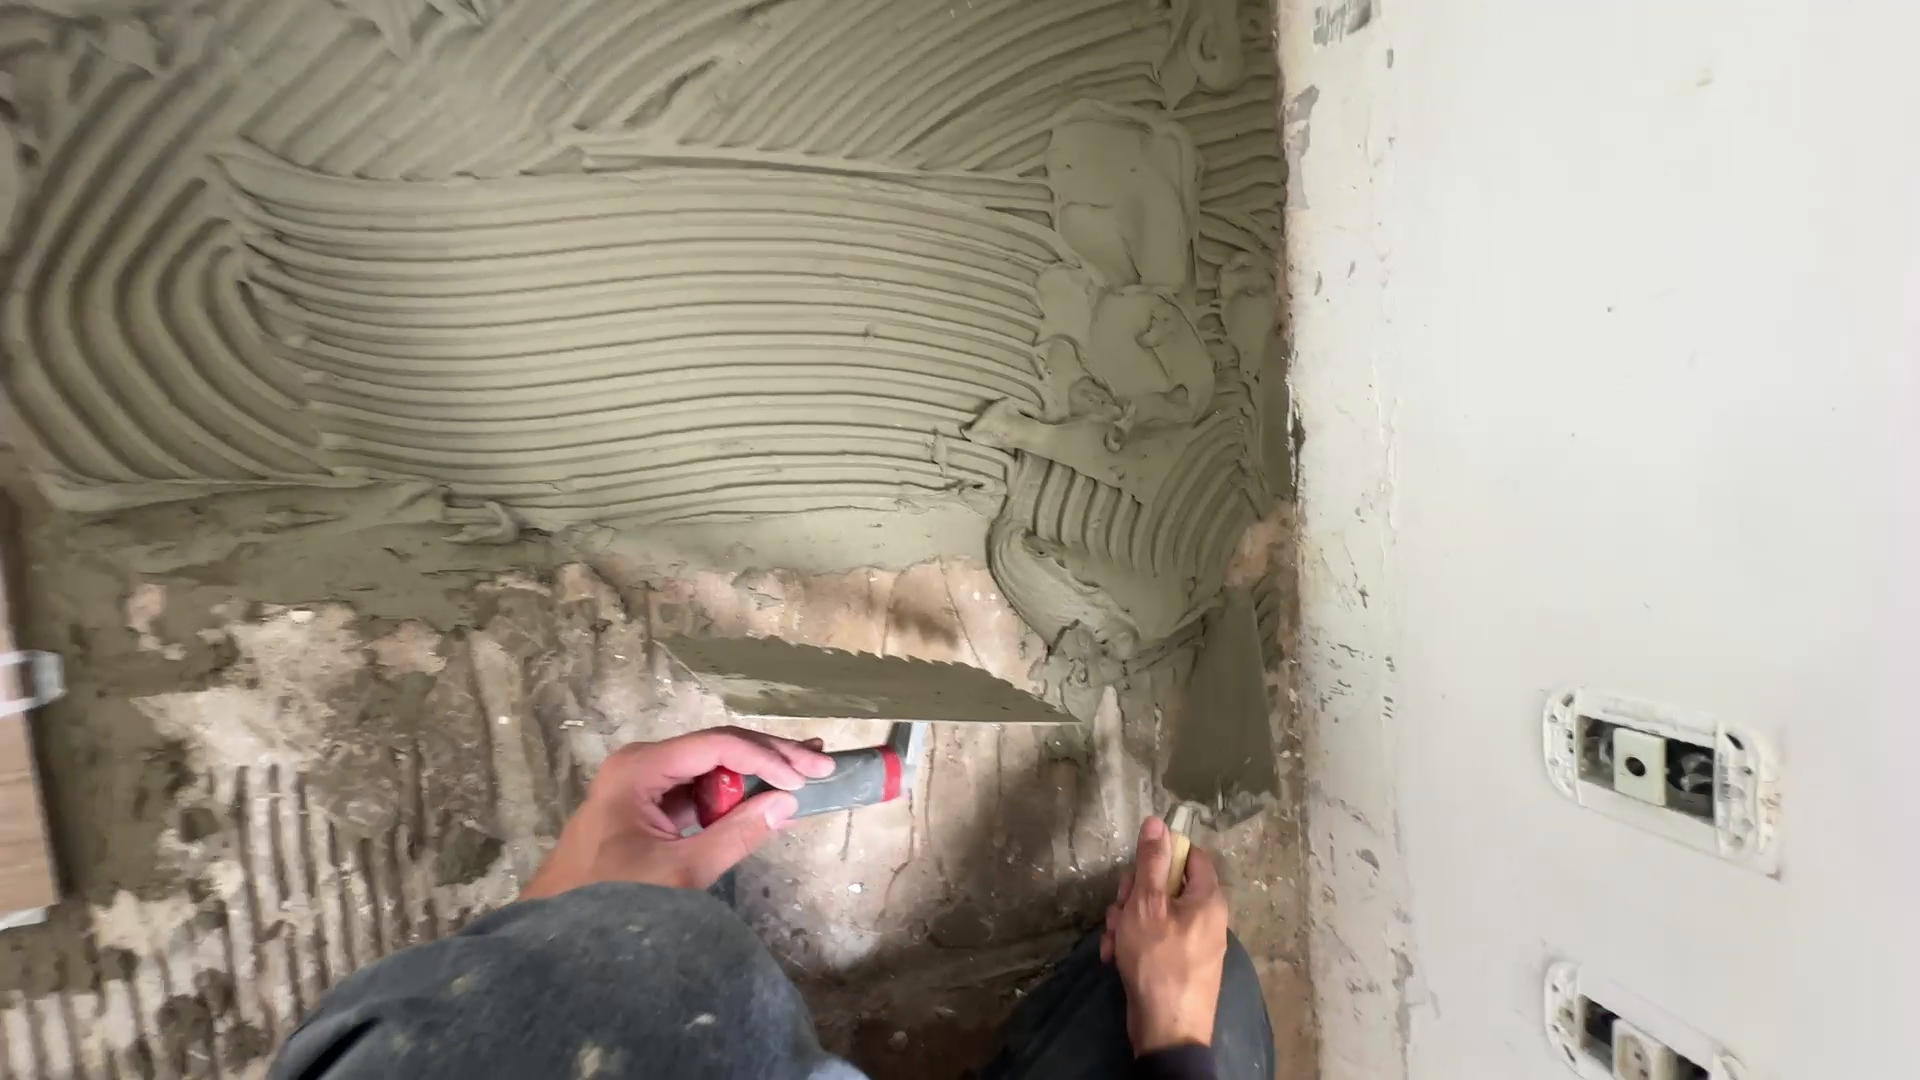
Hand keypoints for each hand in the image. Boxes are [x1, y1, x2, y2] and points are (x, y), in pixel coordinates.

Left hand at [520, 728, 835, 898]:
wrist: (554, 942)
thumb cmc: (610, 902)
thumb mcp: (680, 871)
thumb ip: (737, 833)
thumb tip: (788, 802)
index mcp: (641, 768)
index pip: (719, 745)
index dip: (768, 757)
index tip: (805, 777)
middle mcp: (643, 763)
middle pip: (720, 747)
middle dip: (772, 757)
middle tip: (821, 762)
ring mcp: (645, 782)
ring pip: (715, 766)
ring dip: (759, 772)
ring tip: (804, 770)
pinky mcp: (650, 805)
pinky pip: (701, 790)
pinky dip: (736, 795)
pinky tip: (769, 795)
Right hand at [1100, 816, 1229, 1054]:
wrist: (1166, 1032)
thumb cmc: (1158, 960)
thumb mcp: (1146, 904)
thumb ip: (1151, 861)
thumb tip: (1158, 821)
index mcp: (1207, 899)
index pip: (1190, 854)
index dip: (1163, 853)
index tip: (1139, 865)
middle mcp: (1207, 918)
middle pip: (1167, 884)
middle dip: (1135, 893)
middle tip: (1121, 907)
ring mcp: (1194, 944)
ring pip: (1154, 912)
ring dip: (1127, 920)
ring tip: (1114, 938)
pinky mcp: (1180, 965)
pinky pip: (1155, 938)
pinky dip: (1133, 942)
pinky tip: (1114, 954)